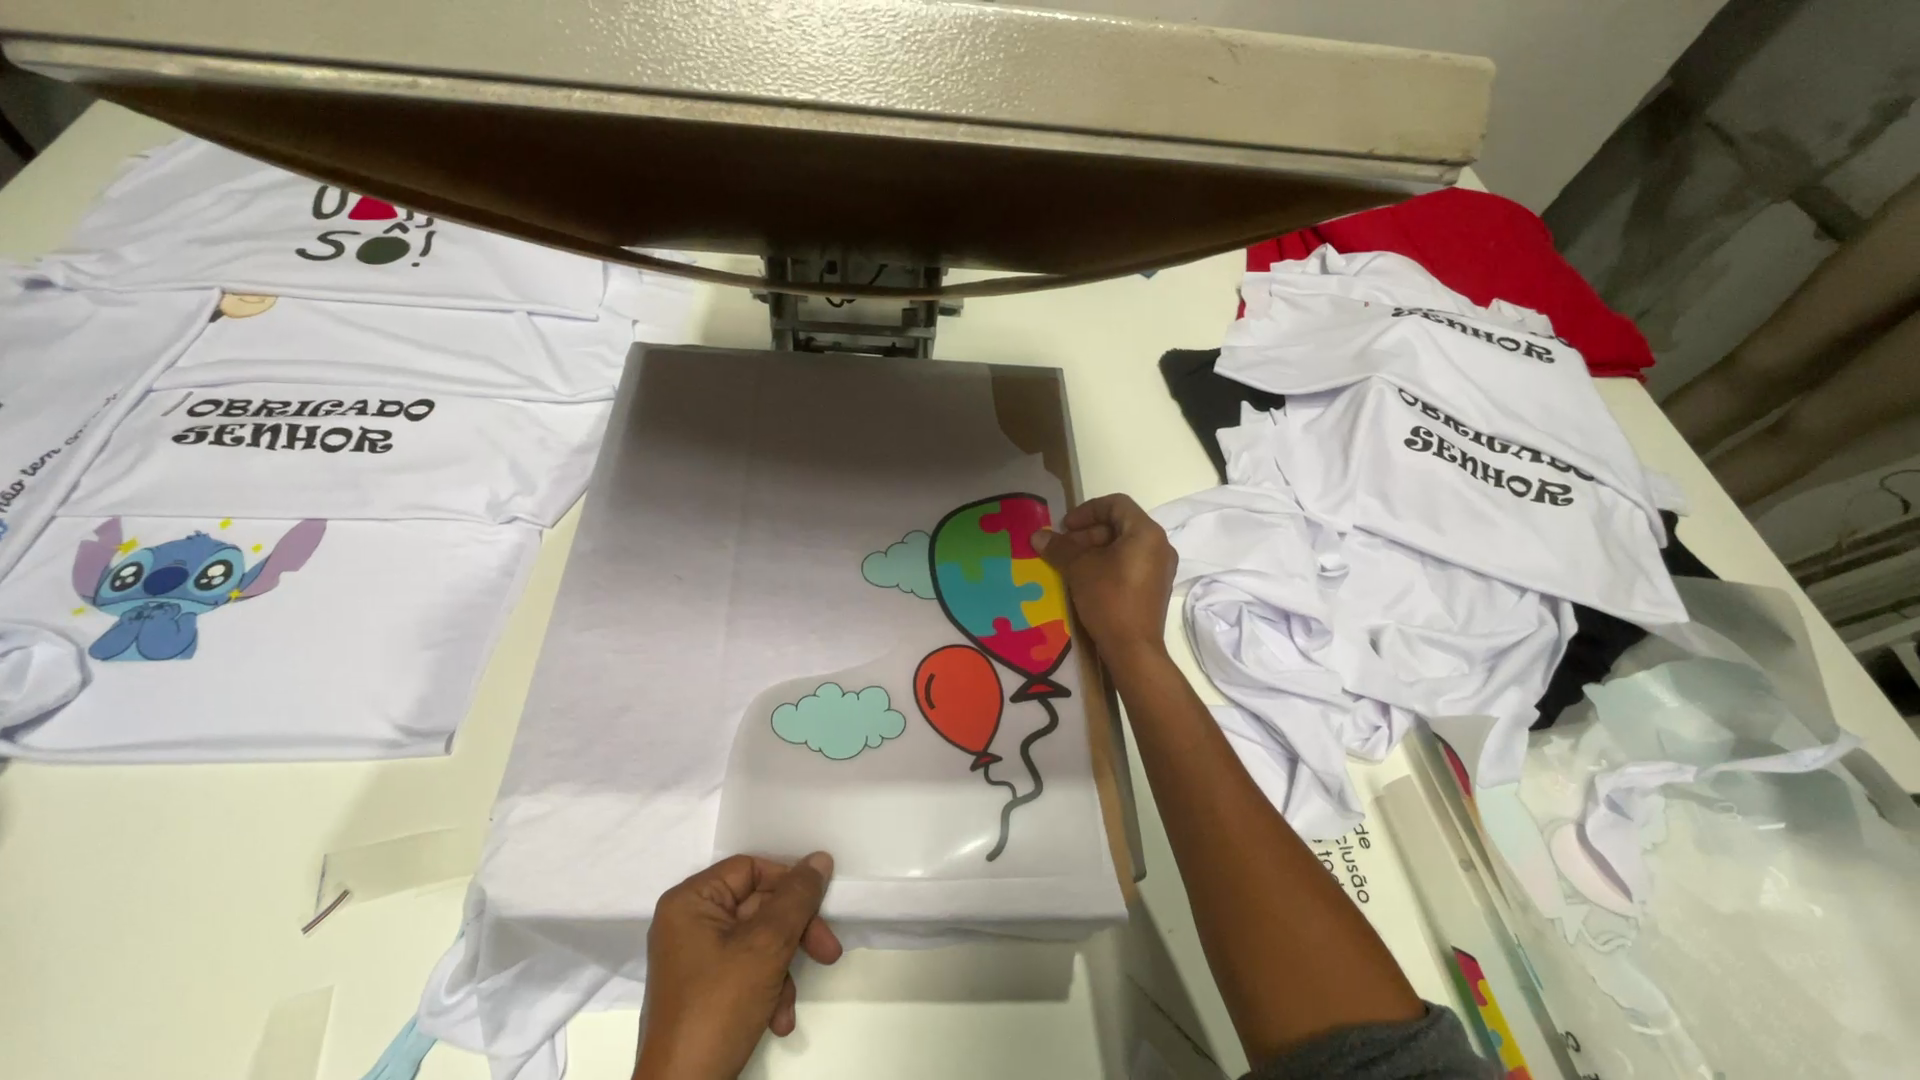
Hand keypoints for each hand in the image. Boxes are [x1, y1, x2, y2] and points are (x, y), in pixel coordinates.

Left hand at [634, 853, 841, 1079]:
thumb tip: (819, 859)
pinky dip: (768, 991)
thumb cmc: (719, 1007)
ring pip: (758, 941)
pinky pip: (746, 971)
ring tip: (790, 1004)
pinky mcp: (704, 989)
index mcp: (691, 902)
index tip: (820, 905)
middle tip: (829, 952)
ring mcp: (696, 958)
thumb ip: (796, 898)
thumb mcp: (766, 946)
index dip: (788, 883)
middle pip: (758, 906)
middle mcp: (689, 923)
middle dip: (795, 934)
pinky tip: (778, 1021)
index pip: (750, 869)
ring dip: (784, 970)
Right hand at [1032, 494, 1176, 659]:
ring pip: (1124, 546)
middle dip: (1087, 533)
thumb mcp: (1079, 569)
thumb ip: (1059, 548)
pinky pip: (1131, 564)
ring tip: (1071, 565)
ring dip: (1095, 549)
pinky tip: (1087, 580)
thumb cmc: (1109, 599)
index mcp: (1146, 532)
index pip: (1116, 504)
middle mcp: (1160, 545)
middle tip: (1063, 548)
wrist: (1133, 648)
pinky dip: (1108, 564)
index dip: (1087, 510)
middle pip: (1120, 525)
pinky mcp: (1155, 587)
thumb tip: (1037, 536)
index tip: (1065, 527)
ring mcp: (1161, 568)